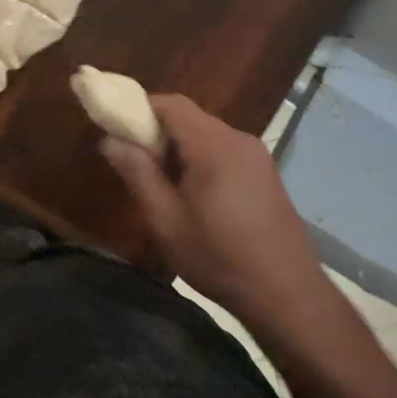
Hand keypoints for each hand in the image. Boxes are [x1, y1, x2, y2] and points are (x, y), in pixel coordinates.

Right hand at [101, 95, 324, 316]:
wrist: (286, 293)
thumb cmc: (218, 257)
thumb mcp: (166, 221)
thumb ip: (137, 174)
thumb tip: (110, 140)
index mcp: (213, 146)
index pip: (171, 104)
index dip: (139, 107)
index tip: (114, 126)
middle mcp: (239, 140)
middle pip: (190, 117)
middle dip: (157, 131)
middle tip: (133, 162)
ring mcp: (257, 157)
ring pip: (207, 135)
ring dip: (179, 148)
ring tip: (159, 183)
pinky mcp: (266, 174)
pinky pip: (225, 151)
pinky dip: (201, 159)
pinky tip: (193, 195)